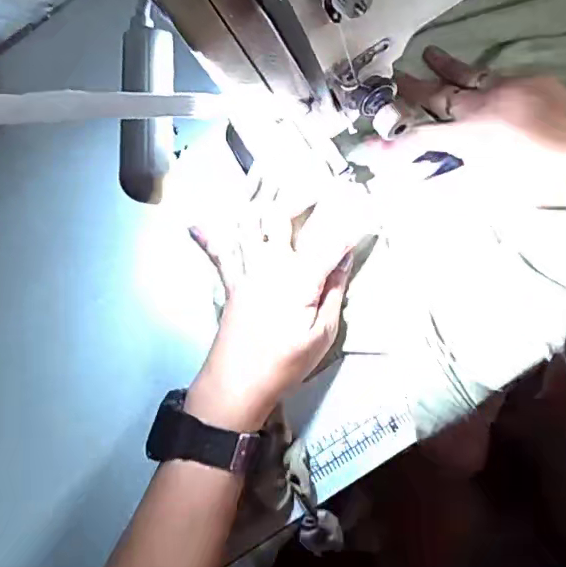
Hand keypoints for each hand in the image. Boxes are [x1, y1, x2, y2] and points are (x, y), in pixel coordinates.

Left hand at [186, 195, 361, 432]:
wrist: (235, 386)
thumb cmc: (284, 365)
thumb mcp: (323, 334)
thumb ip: (333, 292)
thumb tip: (344, 260)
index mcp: (300, 279)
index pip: (331, 241)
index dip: (351, 221)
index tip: (367, 204)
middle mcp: (271, 265)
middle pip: (282, 217)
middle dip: (301, 195)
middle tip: (318, 184)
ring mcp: (247, 270)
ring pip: (250, 224)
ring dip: (261, 202)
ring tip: (272, 181)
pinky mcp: (232, 281)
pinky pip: (220, 251)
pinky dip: (211, 235)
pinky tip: (199, 221)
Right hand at [352, 47, 565, 217]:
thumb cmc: (537, 183)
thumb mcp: (489, 192)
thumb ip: (449, 185)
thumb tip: (418, 185)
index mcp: (468, 134)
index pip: (420, 137)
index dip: (393, 144)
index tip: (370, 146)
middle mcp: (481, 103)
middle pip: (440, 94)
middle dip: (414, 87)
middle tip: (396, 77)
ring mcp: (509, 86)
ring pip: (469, 74)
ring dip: (446, 67)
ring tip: (429, 54)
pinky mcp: (535, 80)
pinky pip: (504, 78)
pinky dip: (491, 83)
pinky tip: (492, 87)